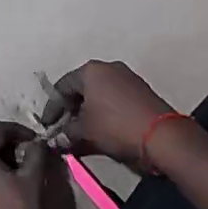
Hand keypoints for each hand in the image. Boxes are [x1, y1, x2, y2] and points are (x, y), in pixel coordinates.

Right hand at [47, 60, 176, 167]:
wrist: (160, 135)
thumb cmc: (115, 127)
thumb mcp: (84, 131)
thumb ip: (66, 133)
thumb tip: (57, 140)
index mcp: (91, 71)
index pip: (62, 87)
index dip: (52, 109)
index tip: (47, 127)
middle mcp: (109, 68)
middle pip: (82, 88)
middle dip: (70, 110)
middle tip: (63, 130)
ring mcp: (128, 78)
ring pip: (99, 94)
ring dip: (88, 113)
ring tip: (81, 133)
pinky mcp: (141, 91)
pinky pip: (115, 100)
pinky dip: (104, 113)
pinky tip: (101, 131)